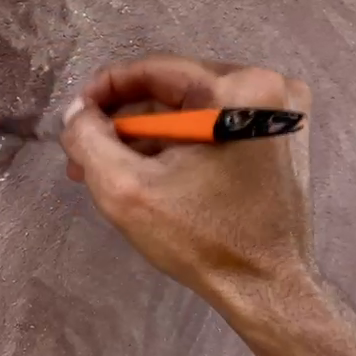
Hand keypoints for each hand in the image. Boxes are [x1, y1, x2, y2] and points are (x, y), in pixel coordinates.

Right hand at [59, 56, 317, 321]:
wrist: (264, 286)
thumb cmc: (198, 238)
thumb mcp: (125, 188)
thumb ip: (89, 140)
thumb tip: (75, 114)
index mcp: (238, 88)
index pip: (154, 69)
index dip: (104, 91)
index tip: (74, 119)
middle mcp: (268, 88)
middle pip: (173, 91)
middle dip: (123, 122)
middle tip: (85, 155)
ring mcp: (281, 114)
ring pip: (192, 112)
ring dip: (147, 138)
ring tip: (110, 172)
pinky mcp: (281, 140)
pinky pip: (215, 128)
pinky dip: (179, 146)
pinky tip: (150, 176)